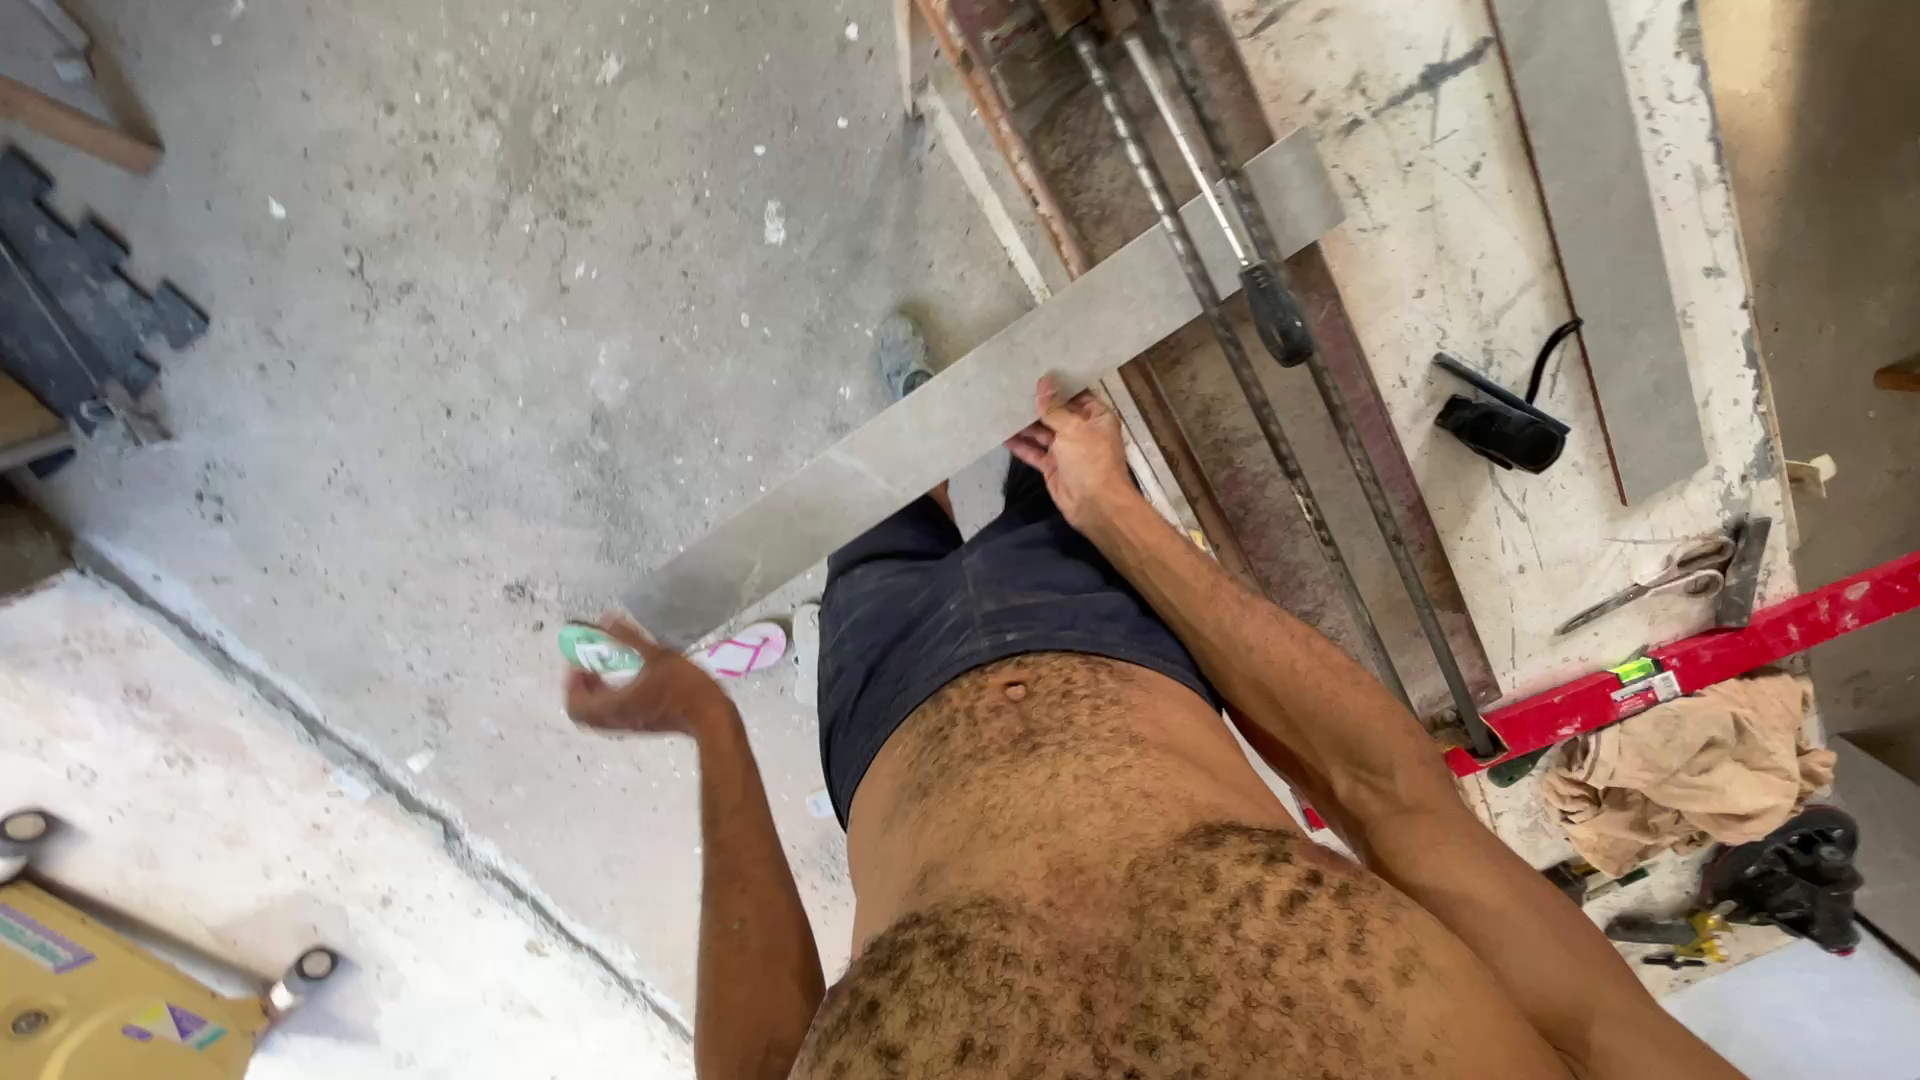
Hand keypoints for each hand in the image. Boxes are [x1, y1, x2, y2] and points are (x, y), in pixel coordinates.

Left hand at [564, 614, 734, 736]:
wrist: (710, 717)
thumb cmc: (684, 686)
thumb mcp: (658, 655)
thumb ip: (630, 637)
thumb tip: (606, 618)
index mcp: (614, 704)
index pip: (576, 702)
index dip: (571, 683)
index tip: (576, 663)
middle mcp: (616, 719)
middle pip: (582, 713)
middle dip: (580, 691)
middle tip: (587, 669)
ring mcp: (630, 726)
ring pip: (598, 717)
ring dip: (594, 698)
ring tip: (604, 676)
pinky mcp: (643, 726)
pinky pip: (613, 718)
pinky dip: (608, 702)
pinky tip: (626, 686)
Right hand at [1005, 376, 1137, 531]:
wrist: (1095, 505)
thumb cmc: (1091, 461)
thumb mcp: (1073, 429)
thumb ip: (1054, 407)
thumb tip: (1043, 382)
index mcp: (1096, 417)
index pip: (1077, 394)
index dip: (1058, 384)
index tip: (1037, 370)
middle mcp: (1081, 430)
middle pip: (1057, 412)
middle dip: (1037, 403)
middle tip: (1013, 386)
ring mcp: (1066, 449)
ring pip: (1042, 432)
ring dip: (1025, 423)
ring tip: (1003, 407)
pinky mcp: (1052, 466)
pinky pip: (1034, 451)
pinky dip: (1020, 445)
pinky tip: (1002, 435)